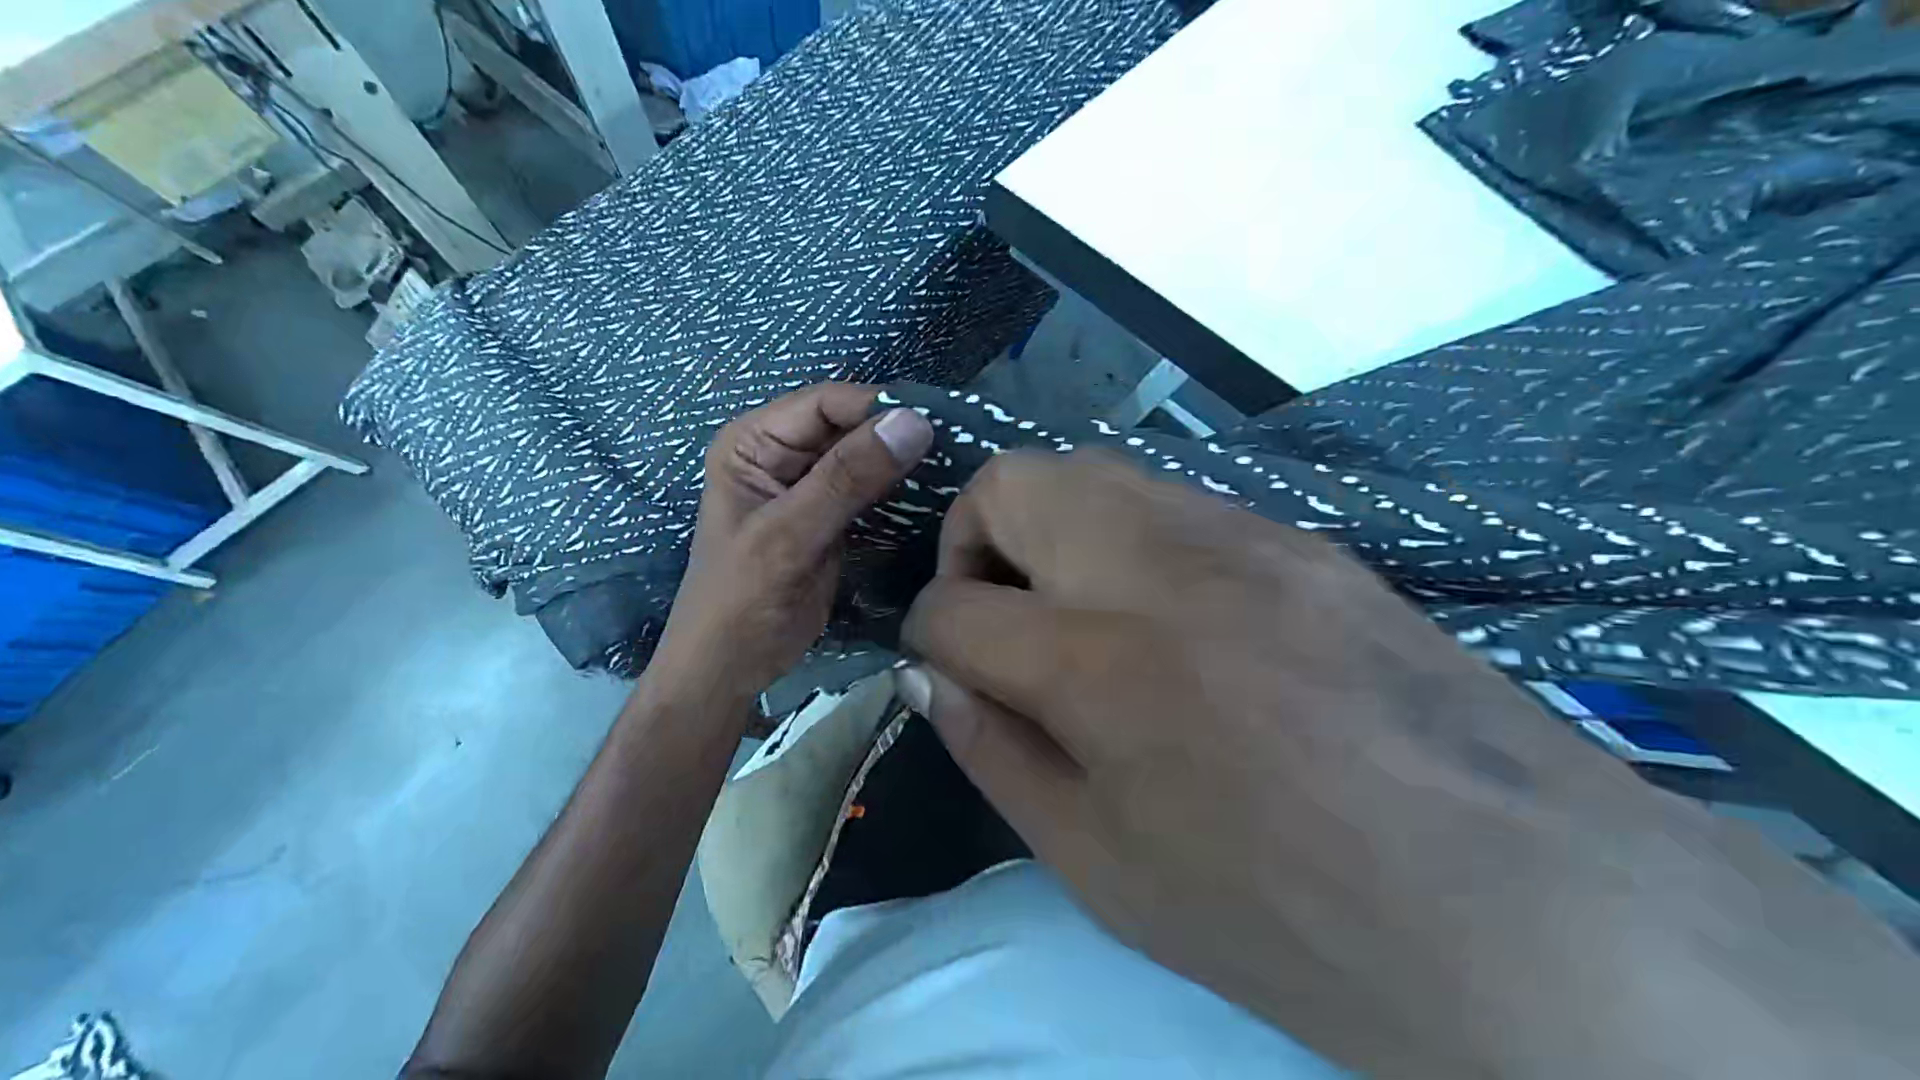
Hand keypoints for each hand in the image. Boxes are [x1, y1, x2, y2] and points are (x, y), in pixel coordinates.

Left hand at [653, 383, 932, 697]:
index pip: (825, 403)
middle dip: (895, 434)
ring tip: (953, 466)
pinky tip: (931, 493)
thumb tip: (913, 423)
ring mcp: (806, 485)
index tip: (935, 427)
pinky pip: (869, 489)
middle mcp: (779, 453)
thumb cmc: (741, 600)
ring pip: (864, 456)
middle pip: (848, 425)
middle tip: (955, 447)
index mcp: (752, 442)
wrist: (731, 666)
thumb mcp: (790, 535)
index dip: (878, 409)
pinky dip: (897, 490)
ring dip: (902, 461)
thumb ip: (846, 478)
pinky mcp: (830, 515)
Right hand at [897, 450, 1919, 1077]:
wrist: (1524, 904)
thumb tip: (931, 680)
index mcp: (1099, 663)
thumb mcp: (1102, 868)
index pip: (954, 606)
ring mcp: (1239, 534)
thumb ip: (996, 755)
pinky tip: (1163, 615)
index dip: (926, 634)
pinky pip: (1169, 501)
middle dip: (971, 540)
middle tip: (996, 616)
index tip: (942, 665)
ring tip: (1072, 610)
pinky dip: (1125, 537)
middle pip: (1010, 483)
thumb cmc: (1286, 916)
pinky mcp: (1297, 536)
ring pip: (1090, 469)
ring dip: (1048, 528)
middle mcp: (1159, 565)